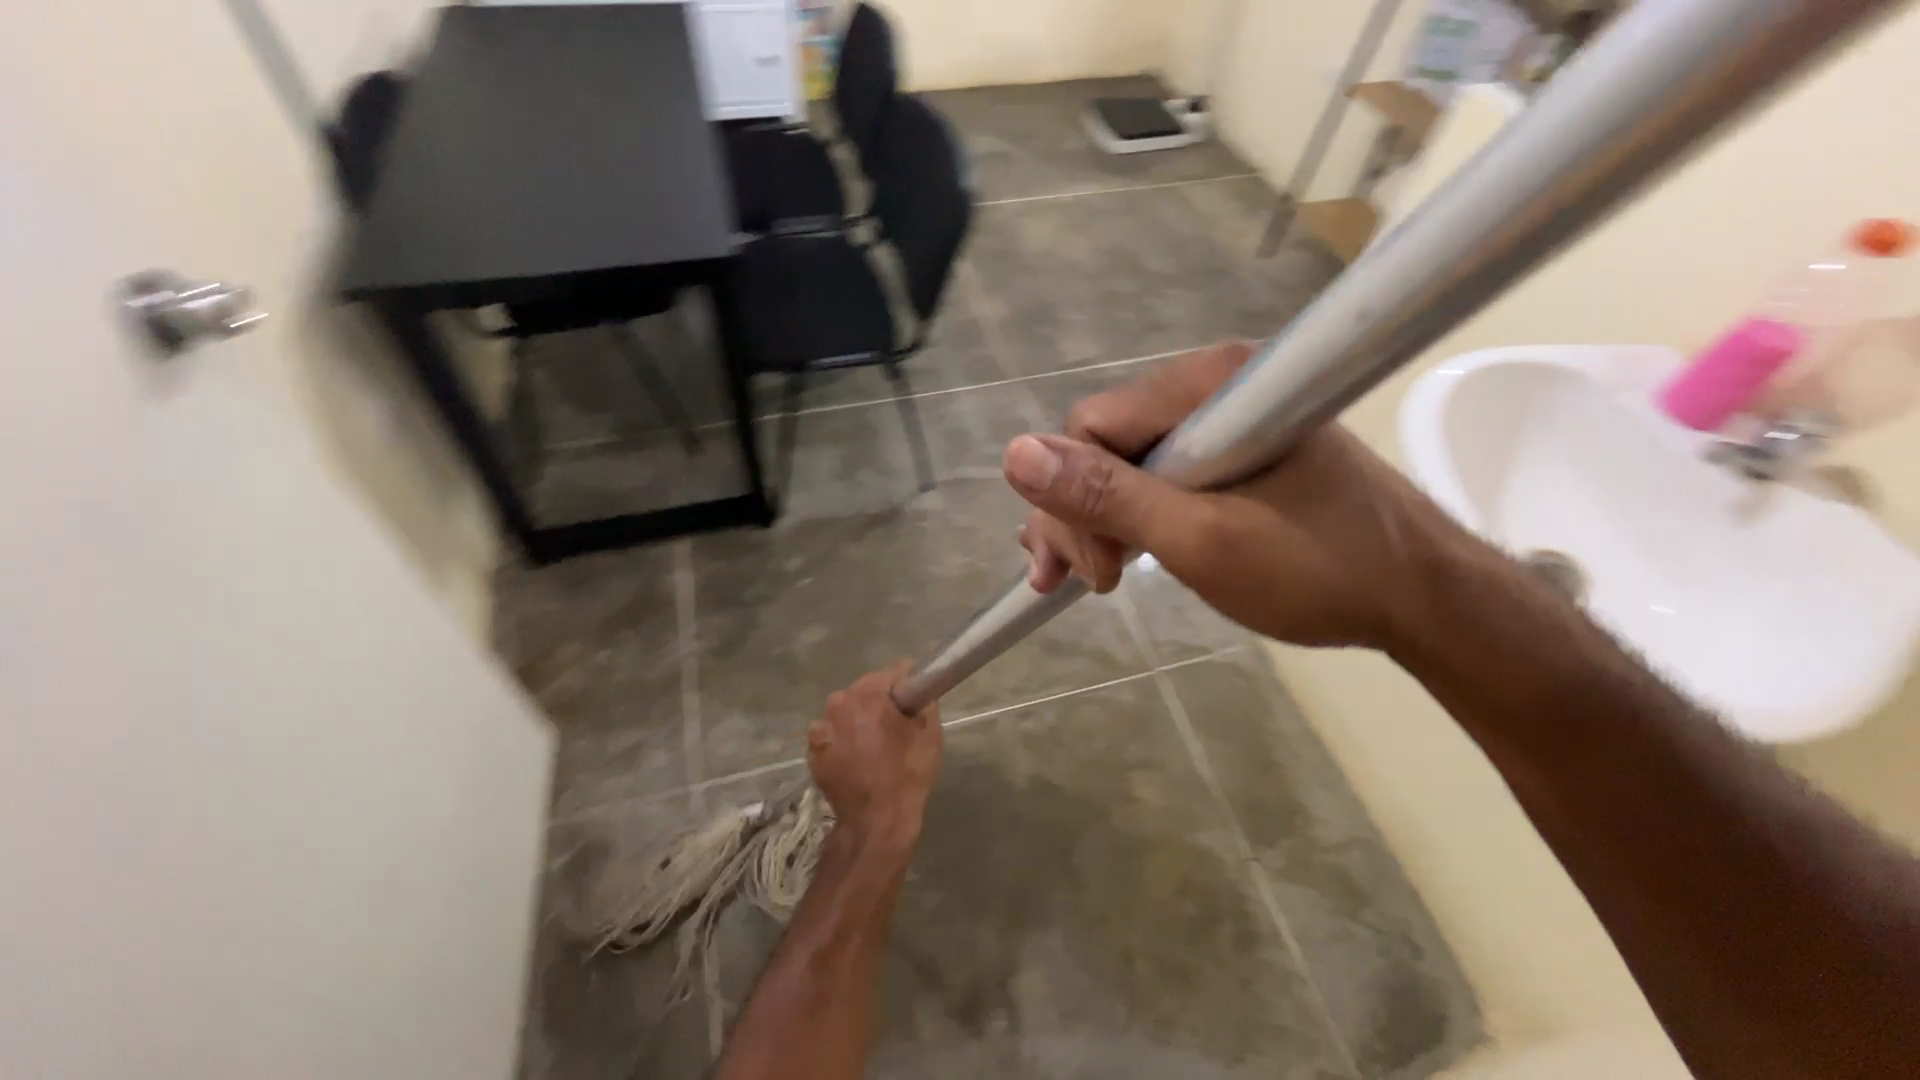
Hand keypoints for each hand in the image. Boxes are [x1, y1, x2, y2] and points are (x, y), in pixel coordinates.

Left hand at [807, 663, 943, 849]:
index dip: (905, 685)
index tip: (913, 701)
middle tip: (895, 727)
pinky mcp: (812, 753)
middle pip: (864, 691)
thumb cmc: (908, 773)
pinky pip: (831, 737)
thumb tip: (917, 690)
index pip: (892, 673)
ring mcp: (821, 729)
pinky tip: (855, 761)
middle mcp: (839, 703)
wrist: (876, 819)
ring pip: (844, 713)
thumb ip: (923, 702)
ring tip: (872, 747)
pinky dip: (841, 743)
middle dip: (878, 703)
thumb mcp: (930, 734)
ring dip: (856, 722)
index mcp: (869, 693)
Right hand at [1003, 341, 1481, 652]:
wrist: (1423, 598)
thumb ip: (1107, 497)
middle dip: (1080, 516)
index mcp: (1209, 385)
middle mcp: (1212, 385)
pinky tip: (1117, 553)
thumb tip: (1015, 455)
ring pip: (1127, 462)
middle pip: (1105, 444)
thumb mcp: (1201, 540)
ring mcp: (1225, 418)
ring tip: (1086, 580)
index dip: (1074, 501)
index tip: (1093, 574)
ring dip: (1098, 520)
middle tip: (1082, 584)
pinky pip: (1162, 473)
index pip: (1091, 425)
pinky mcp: (1236, 450)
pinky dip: (1136, 516)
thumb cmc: (1319, 569)